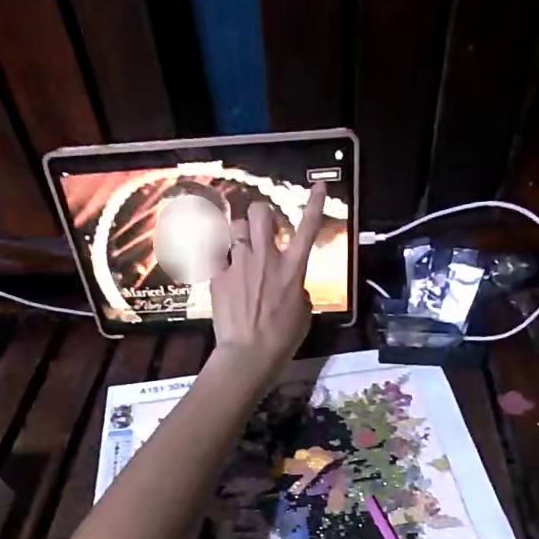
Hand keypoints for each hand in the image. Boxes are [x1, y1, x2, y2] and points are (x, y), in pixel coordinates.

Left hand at [205, 181, 325, 386]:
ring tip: (241, 253)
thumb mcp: (303, 312)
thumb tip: (289, 285)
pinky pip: (217, 254)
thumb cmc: (283, 338)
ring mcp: (239, 264)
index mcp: (293, 268)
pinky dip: (221, 258)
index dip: (316, 203)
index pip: (309, 227)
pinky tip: (223, 273)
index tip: (320, 185)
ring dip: (240, 236)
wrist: (248, 353)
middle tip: (263, 230)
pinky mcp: (217, 275)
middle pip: (260, 213)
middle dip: (262, 214)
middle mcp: (265, 258)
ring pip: (236, 228)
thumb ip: (297, 289)